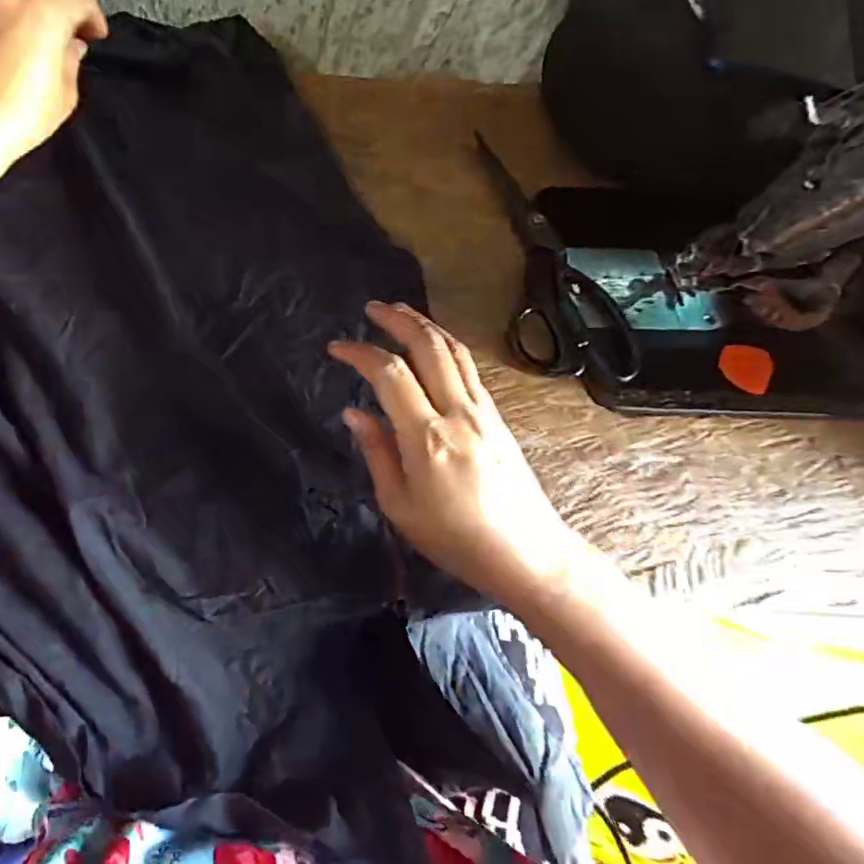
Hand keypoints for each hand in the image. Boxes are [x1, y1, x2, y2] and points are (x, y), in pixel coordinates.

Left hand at [0, 0, 108, 166]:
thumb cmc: (15, 118)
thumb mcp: (64, 96)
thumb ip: (72, 61)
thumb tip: (71, 45)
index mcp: (47, 12)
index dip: (94, 16)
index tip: (94, 34)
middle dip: (67, 2)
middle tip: (71, 29)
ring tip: (37, 21)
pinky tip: (2, 11)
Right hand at [328, 301, 593, 610]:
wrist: (528, 555)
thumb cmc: (454, 537)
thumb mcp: (399, 504)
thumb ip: (376, 452)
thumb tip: (353, 413)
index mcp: (427, 437)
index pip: (389, 374)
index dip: (360, 353)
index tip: (336, 348)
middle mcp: (458, 413)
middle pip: (428, 347)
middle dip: (397, 320)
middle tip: (371, 308)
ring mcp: (484, 412)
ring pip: (454, 351)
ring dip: (424, 325)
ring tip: (400, 312)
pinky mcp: (498, 418)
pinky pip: (468, 368)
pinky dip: (445, 346)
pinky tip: (432, 345)